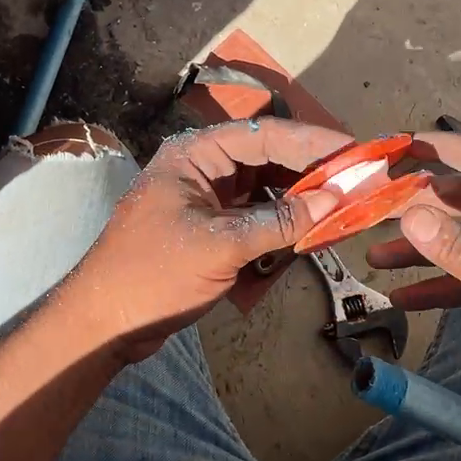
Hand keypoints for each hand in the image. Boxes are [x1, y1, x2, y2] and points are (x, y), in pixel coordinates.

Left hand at [62, 118, 351, 363]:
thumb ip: (280, 221)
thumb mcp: (221, 246)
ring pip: (266, 186)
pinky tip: (310, 229)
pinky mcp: (211, 225)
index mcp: (196, 154)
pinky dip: (282, 221)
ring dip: (300, 197)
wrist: (102, 324)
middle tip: (358, 178)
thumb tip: (336, 200)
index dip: (313, 141)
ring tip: (342, 204)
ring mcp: (207, 196)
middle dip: (312, 170)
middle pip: (269, 157)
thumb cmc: (153, 274)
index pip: (265, 135)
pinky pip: (256, 213)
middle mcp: (203, 166)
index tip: (355, 150)